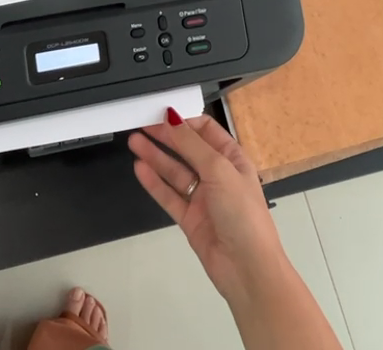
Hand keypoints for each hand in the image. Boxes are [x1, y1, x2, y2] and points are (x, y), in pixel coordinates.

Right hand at [129, 112, 290, 304]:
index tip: (162, 113)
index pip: (205, 130)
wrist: (248, 268)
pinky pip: (169, 195)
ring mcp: (203, 198)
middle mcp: (218, 175)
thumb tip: (173, 118)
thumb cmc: (244, 214)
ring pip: (174, 171)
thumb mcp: (219, 169)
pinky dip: (154, 182)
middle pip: (187, 149)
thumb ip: (192, 144)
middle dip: (165, 136)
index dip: (184, 121)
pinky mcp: (190, 219)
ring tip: (134, 142)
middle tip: (142, 124)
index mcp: (232, 158)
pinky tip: (140, 169)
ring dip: (155, 156)